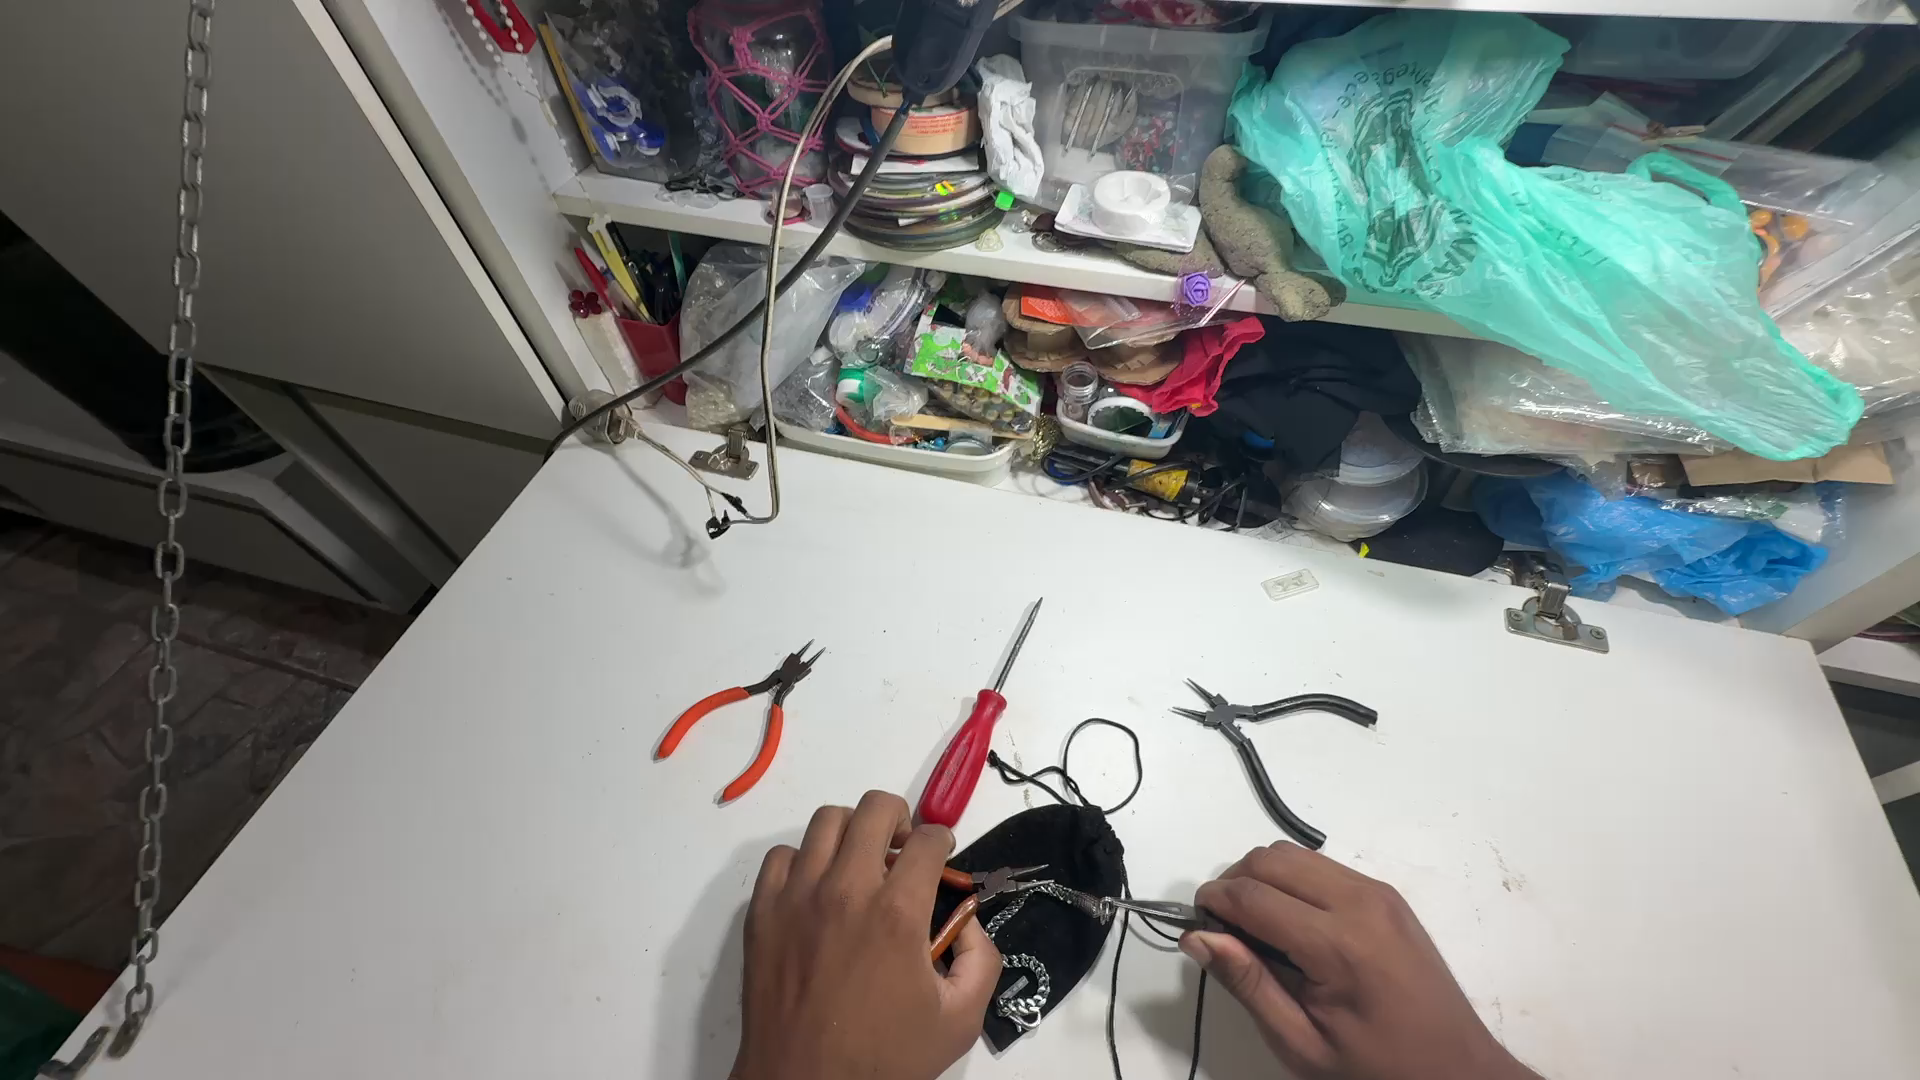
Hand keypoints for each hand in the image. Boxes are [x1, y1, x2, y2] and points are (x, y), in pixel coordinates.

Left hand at [732, 790, 1000, 1079]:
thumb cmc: (882, 1058)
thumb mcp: (959, 1021)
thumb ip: (982, 960)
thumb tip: (968, 919)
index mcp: (897, 912)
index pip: (928, 839)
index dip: (942, 840)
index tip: (940, 856)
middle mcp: (847, 888)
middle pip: (877, 807)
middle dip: (900, 818)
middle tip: (902, 849)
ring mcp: (799, 894)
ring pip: (828, 819)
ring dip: (852, 832)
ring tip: (858, 862)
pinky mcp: (763, 909)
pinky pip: (782, 855)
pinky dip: (804, 860)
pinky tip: (816, 888)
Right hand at [1184, 843, 1539, 1079]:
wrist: (1464, 1078)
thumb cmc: (1378, 1072)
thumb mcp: (1303, 1045)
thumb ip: (1248, 984)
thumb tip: (1196, 937)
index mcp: (1339, 945)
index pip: (1252, 896)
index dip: (1213, 904)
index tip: (1199, 927)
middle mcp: (1359, 901)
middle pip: (1268, 860)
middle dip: (1233, 883)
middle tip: (1226, 929)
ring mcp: (1376, 891)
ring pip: (1291, 853)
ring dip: (1260, 877)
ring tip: (1257, 925)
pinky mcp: (1384, 892)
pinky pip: (1318, 865)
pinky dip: (1290, 880)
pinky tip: (1293, 922)